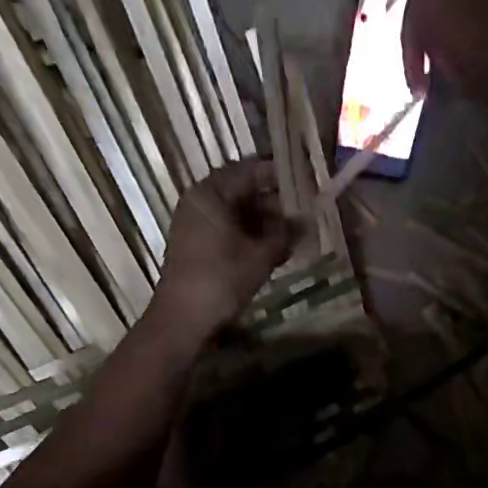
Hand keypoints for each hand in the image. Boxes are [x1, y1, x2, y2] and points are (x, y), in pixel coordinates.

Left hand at [154, 159, 296, 333]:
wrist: (184, 317)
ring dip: (261, 219)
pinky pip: (226, 226)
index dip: (276, 175)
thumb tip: (303, 222)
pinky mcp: (194, 242)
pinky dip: (247, 232)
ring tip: (290, 232)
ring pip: (234, 210)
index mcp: (211, 193)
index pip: (248, 171)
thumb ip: (284, 235)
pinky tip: (269, 247)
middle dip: (271, 200)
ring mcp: (194, 221)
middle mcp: (199, 200)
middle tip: (301, 212)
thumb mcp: (261, 257)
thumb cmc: (222, 280)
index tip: (303, 180)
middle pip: (240, 189)